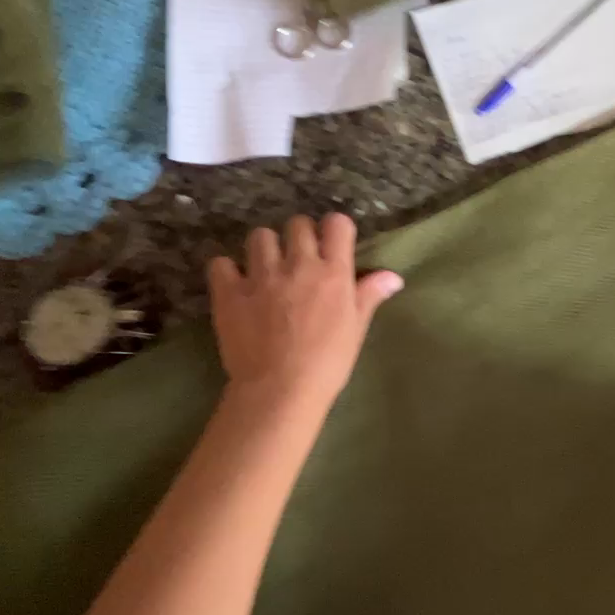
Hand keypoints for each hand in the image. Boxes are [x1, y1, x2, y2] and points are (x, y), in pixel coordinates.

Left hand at [207, 214, 402, 416]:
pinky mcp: (229, 293)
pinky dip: (227, 270)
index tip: (332, 244)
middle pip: (297, 224)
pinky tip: (234, 284)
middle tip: (298, 258)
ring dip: (265, 248)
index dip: (334, 229)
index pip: (337, 224)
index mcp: (333, 271)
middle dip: (300, 235)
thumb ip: (370, 294)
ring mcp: (261, 276)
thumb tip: (394, 276)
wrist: (280, 391)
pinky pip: (221, 263)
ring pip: (260, 236)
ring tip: (266, 268)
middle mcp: (298, 264)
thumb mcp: (356, 327)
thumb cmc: (328, 362)